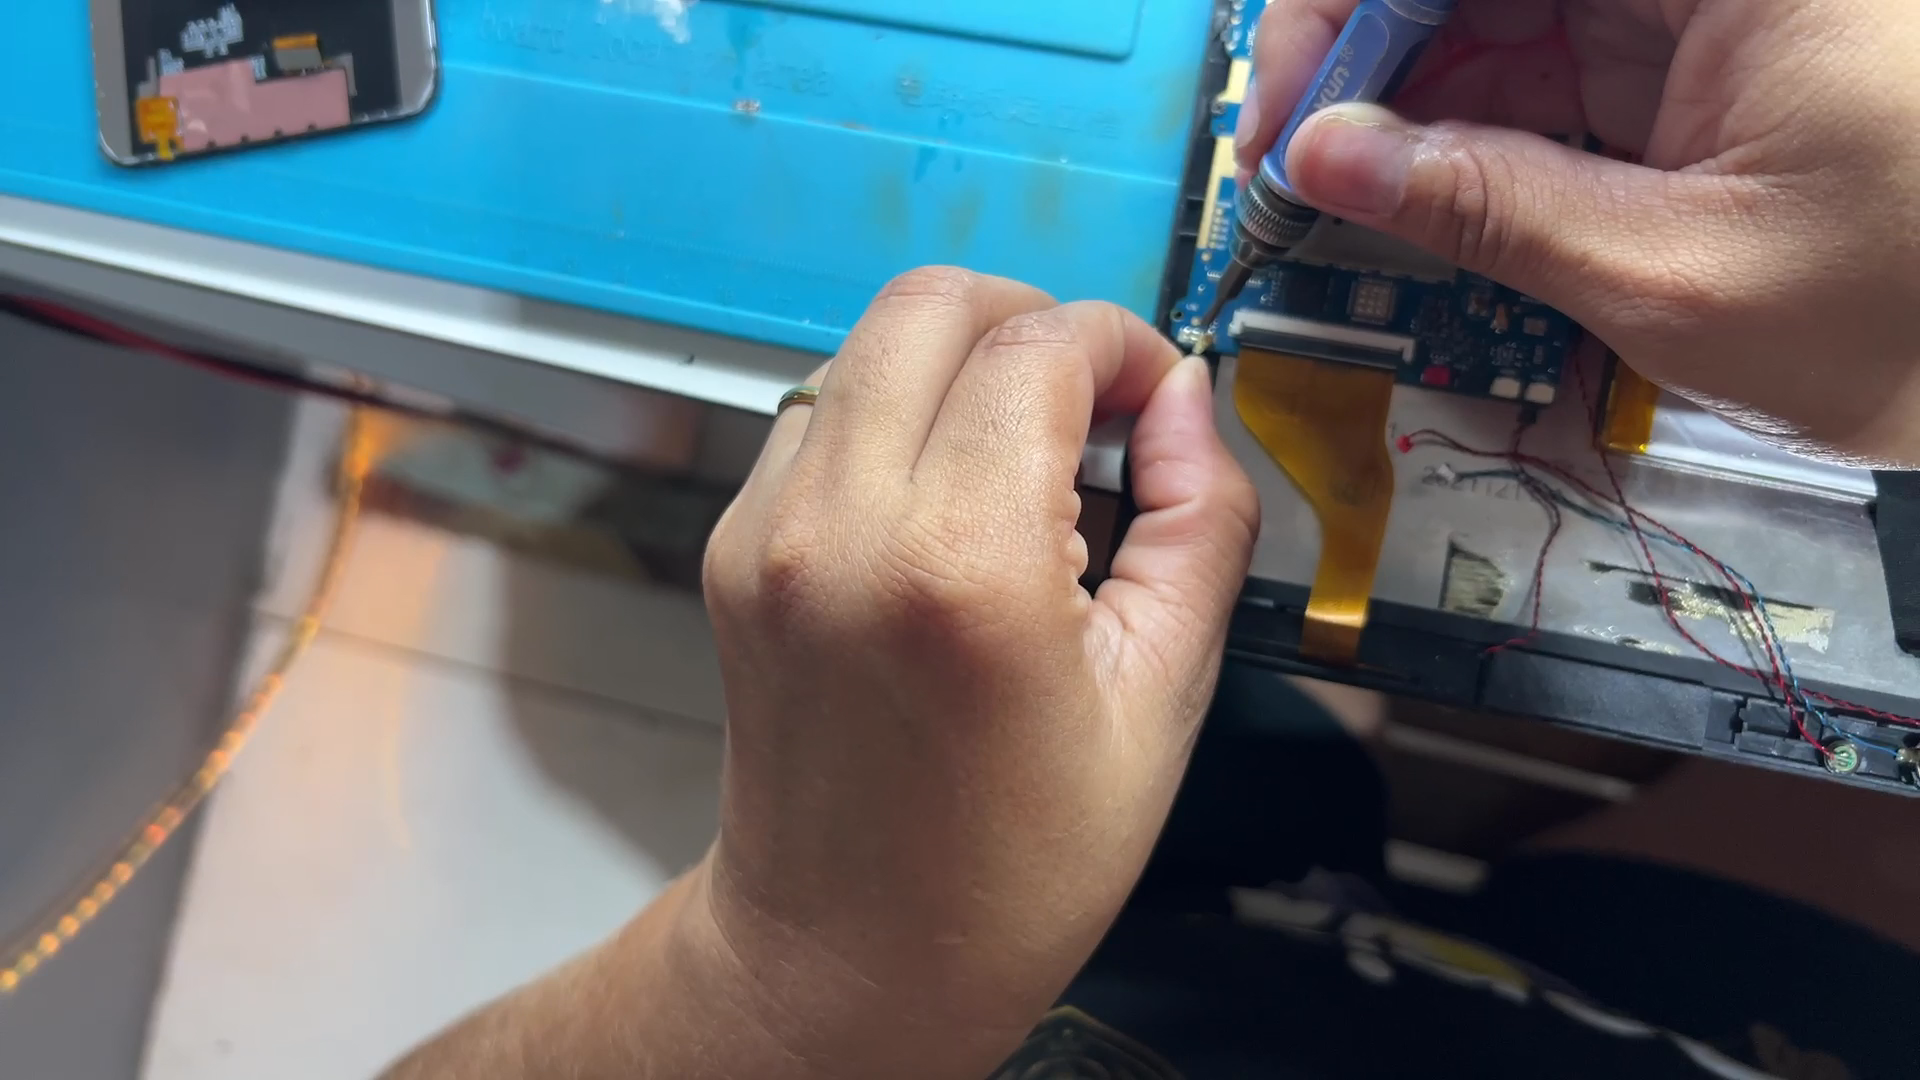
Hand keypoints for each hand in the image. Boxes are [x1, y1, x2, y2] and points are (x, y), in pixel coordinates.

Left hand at [695, 269, 1258, 1073]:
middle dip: (1029, 318)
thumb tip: (1181, 402)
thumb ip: (1201, 520)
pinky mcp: (734, 545)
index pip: (1040, 348)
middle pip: (931, 302)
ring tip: (1016, 455)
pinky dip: (896, 416)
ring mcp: (765, 529)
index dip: (1118, 342)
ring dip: (959, 366)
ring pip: (869, 347)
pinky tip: (939, 497)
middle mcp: (840, 523)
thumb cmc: (1015, 860)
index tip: (1151, 392)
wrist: (846, 949)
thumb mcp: (1161, 696)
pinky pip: (822, 414)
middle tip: (1085, 398)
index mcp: (963, 565)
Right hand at [1239, 0, 1919, 464]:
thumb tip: (1312, 156)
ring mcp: (1676, 5)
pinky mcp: (1659, 56)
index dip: (1341, 8)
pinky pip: (1508, 67)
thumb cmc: (1902, 314)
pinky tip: (1387, 180)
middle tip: (1282, 163)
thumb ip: (1482, 206)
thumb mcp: (1663, 269)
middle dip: (1350, 52)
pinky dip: (1433, 127)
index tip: (1279, 121)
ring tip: (1319, 185)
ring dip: (1380, 97)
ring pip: (1471, 15)